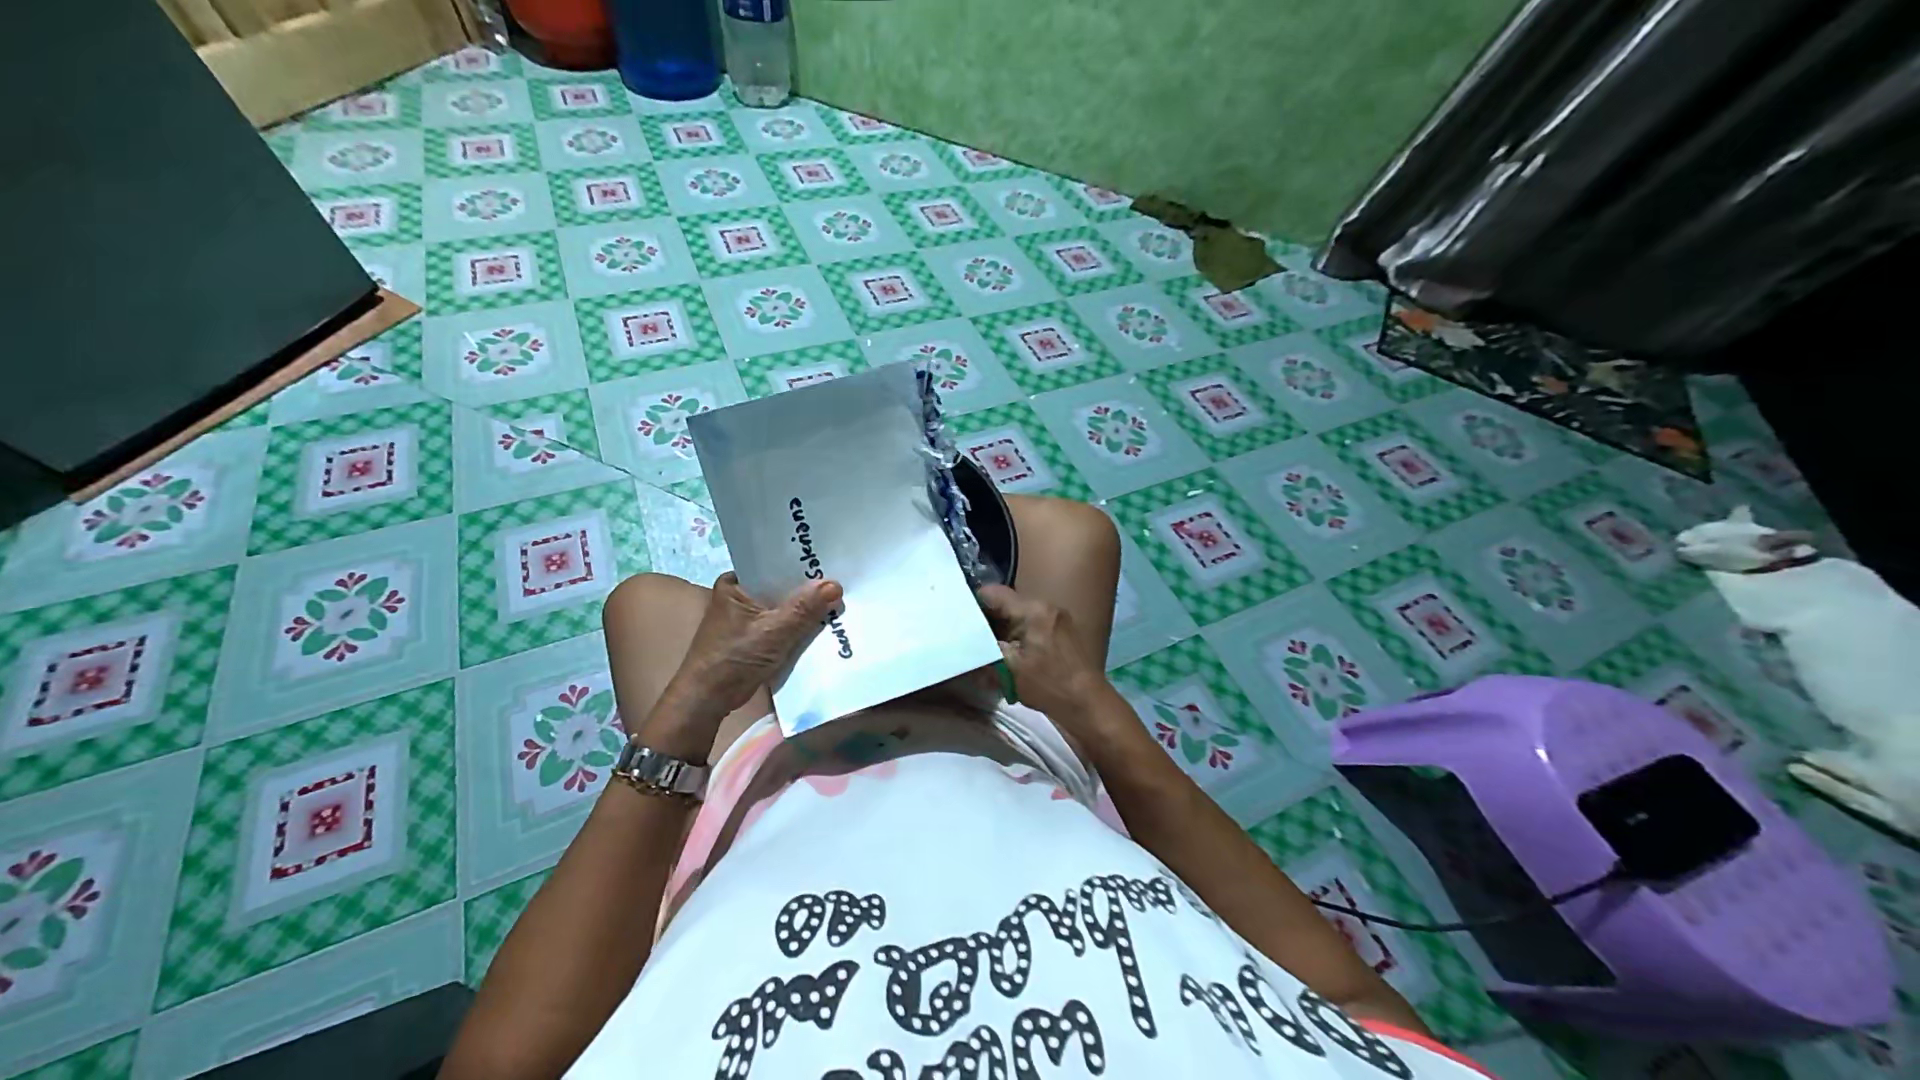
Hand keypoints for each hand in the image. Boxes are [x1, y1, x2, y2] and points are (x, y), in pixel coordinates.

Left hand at [654, 573, 842, 730]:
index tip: (831, 563)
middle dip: (808, 589)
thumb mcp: (774, 631)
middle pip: (781, 587)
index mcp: (736, 583)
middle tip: (842, 582)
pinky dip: (798, 626)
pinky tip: (823, 624)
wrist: (708, 699)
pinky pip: (782, 624)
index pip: (774, 565)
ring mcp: (747, 618)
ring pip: (783, 607)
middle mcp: (740, 595)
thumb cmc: (734, 658)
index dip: (802, 565)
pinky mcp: (754, 637)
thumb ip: (804, 608)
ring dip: (805, 610)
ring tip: (839, 600)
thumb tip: (835, 585)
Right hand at [976, 584, 1113, 722]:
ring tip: (988, 647)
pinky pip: (1033, 624)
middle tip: (969, 637)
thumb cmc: (1047, 684)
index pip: (993, 593)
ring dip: (1003, 629)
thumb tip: (968, 637)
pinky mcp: (1063, 631)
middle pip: (1007, 603)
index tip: (958, 619)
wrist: (1087, 703)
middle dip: (987, 619)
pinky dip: (1019, 635)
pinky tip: (1010, 653)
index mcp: (1033, 609)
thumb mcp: (1008, 667)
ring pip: (1019, 615)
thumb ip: (986, 646)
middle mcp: (1047, 606)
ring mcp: (1058, 617)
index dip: (972, 603)